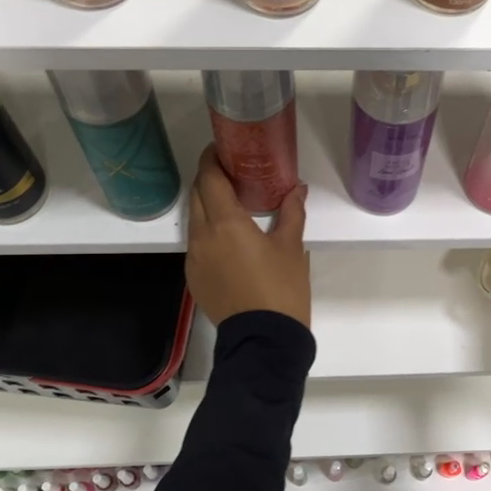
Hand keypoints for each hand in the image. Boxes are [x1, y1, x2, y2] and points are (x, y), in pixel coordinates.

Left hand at [185, 145, 309, 327]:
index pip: (209, 178)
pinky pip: (197, 245)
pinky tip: (228, 238)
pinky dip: (208, 232)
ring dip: (208, 206)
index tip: (222, 149)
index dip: (212, 159)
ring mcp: (194, 259)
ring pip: (194, 220)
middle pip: (197, 195)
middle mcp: (202, 236)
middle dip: (209, 179)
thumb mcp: (291, 247)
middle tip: (231, 172)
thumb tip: (297, 189)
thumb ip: (291, 213)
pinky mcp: (194, 278)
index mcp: (225, 223)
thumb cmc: (281, 289)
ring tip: (231, 203)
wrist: (264, 340)